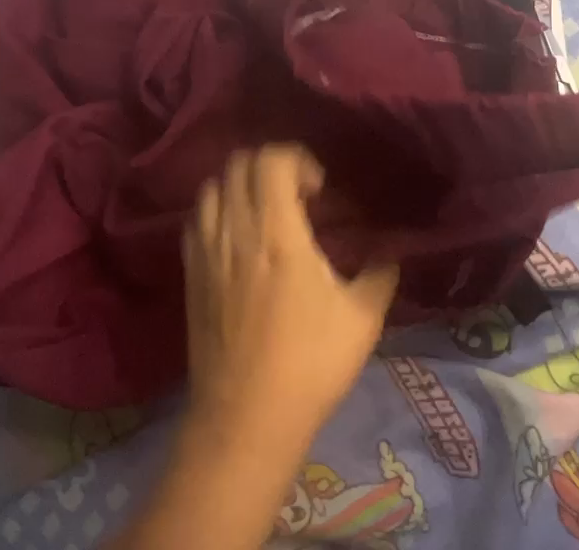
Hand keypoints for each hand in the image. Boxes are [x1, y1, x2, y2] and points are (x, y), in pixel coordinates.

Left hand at [183, 144, 398, 443]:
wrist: (246, 418)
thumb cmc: (309, 365)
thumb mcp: (362, 319)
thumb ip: (380, 275)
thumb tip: (389, 254)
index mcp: (277, 233)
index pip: (272, 160)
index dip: (299, 160)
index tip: (320, 192)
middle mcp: (235, 231)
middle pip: (239, 164)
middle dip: (272, 167)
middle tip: (299, 198)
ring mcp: (206, 252)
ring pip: (212, 187)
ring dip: (241, 187)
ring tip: (267, 215)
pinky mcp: (190, 274)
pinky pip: (197, 219)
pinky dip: (218, 211)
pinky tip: (239, 240)